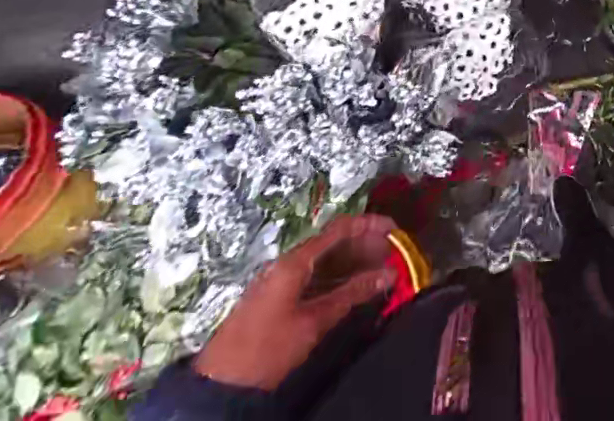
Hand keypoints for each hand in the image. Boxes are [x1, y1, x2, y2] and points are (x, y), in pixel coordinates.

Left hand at [193, 215, 396, 389]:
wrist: (217, 388)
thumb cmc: (268, 349)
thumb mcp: (315, 321)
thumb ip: (353, 293)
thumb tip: (390, 274)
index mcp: (294, 262)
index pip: (339, 229)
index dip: (370, 225)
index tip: (395, 231)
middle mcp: (286, 264)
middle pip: (333, 243)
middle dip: (366, 246)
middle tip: (392, 256)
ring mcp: (279, 281)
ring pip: (325, 261)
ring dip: (354, 263)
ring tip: (380, 272)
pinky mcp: (276, 298)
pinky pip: (314, 276)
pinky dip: (338, 278)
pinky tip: (355, 288)